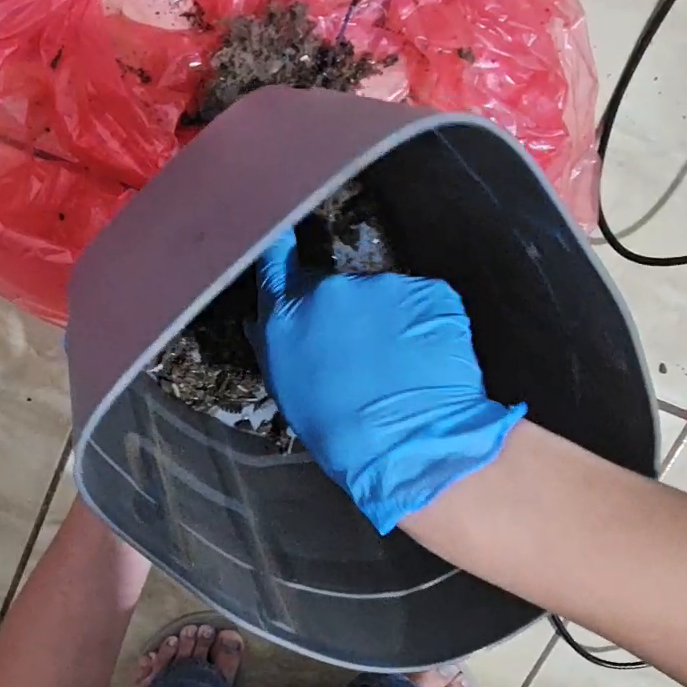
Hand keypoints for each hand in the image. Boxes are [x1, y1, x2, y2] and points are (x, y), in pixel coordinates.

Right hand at [253, 227, 524, 532]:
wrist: (408, 444)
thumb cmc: (335, 430)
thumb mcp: (287, 387)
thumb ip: (273, 344)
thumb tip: (258, 319)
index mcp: (286, 314)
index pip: (275, 261)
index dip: (281, 252)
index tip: (285, 243)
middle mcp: (328, 288)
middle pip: (329, 284)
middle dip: (338, 306)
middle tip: (354, 347)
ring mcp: (381, 285)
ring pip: (378, 295)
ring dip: (382, 318)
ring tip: (394, 362)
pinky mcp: (429, 290)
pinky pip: (420, 302)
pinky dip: (420, 323)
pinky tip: (424, 359)